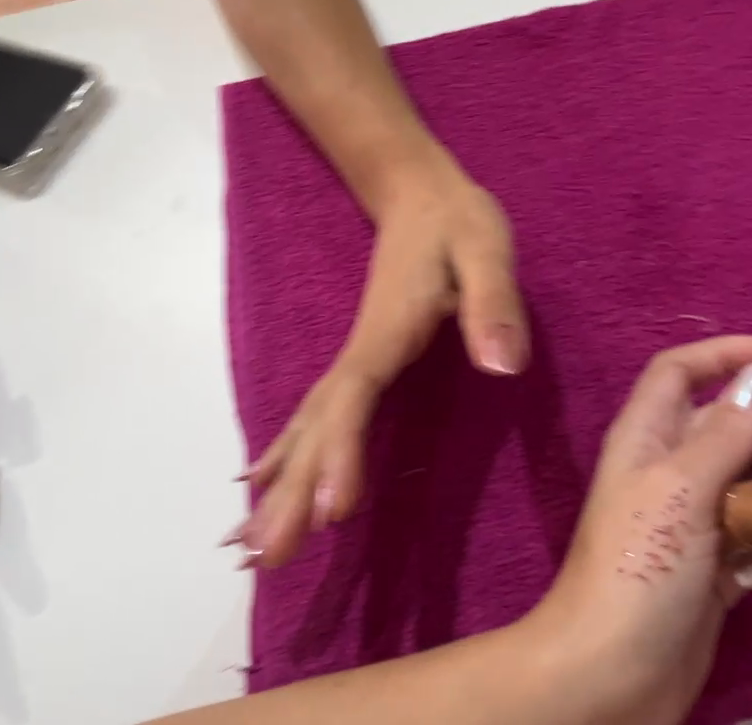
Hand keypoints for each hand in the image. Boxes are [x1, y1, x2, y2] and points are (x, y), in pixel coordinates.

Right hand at [235, 159, 527, 566]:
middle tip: (264, 559)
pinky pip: (317, 414)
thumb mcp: (486, 249)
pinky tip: (263, 481)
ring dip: (280, 484)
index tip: (329, 510)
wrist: (419, 192)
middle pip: (318, 424)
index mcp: (388, 330)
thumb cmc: (457, 221)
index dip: (341, 451)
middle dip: (292, 492)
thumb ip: (492, 302)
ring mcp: (356, 355)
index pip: (356, 396)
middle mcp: (361, 350)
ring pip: (308, 425)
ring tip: (250, 547)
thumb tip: (501, 367)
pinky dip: (287, 452)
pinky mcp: (362, 358)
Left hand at [521, 336, 751, 724]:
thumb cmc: (638, 569)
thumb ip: (722, 434)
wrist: (614, 673)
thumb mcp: (680, 491)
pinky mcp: (719, 561)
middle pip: (739, 425)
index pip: (684, 369)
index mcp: (648, 435)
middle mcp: (671, 466)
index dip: (728, 352)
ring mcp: (697, 516)